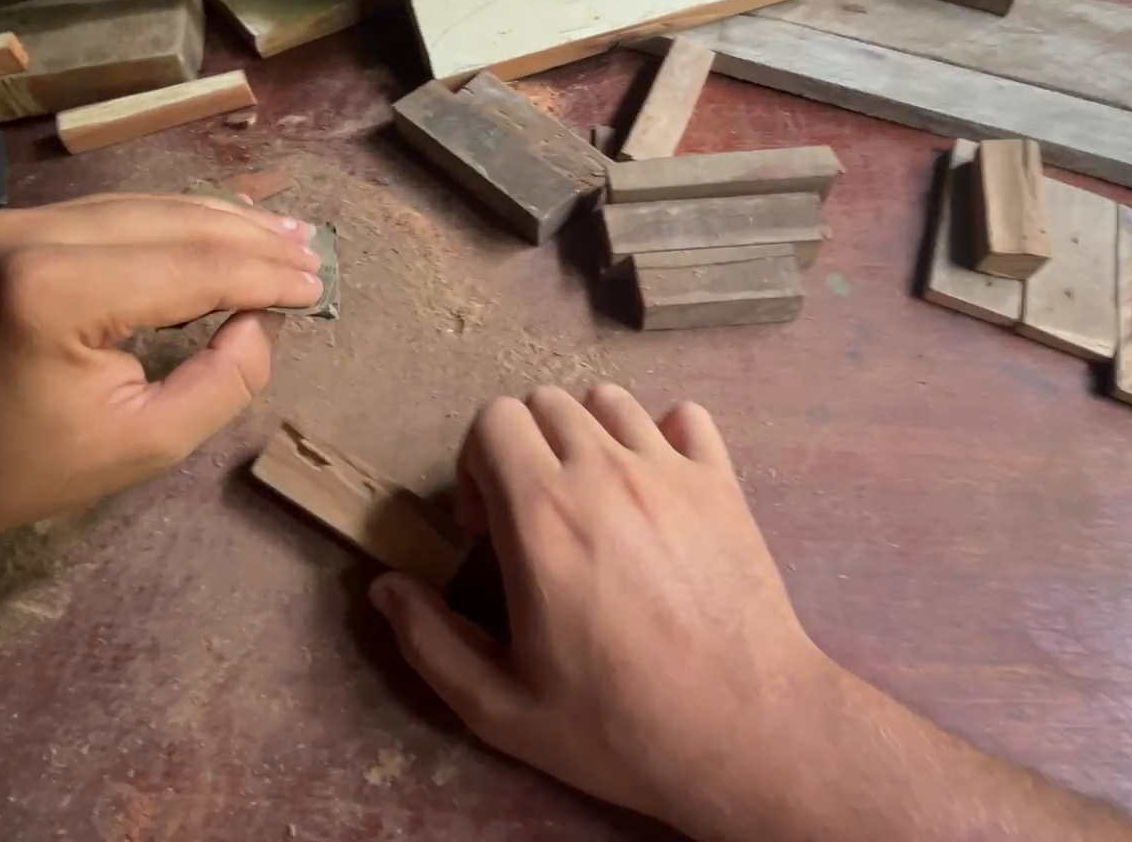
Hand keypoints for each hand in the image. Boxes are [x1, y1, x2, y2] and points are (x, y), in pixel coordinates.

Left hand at [0, 194, 324, 551]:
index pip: (197, 268)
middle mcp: (32, 235)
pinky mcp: (8, 226)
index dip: (268, 277)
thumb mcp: (145, 446)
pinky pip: (117, 214)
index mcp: (57, 293)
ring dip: (223, 222)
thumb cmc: (21, 471)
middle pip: (178, 222)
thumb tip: (263, 319)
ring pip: (151, 206)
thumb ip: (224, 382)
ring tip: (284, 234)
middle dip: (255, 239)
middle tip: (315, 254)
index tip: (319, 287)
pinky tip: (218, 231)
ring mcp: (12, 221)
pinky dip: (178, 225)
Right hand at [367, 385, 828, 836]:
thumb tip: (385, 587)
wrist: (747, 732)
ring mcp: (668, 469)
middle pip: (544, 401)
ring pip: (608, 398)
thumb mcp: (502, 706)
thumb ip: (431, 641)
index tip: (489, 527)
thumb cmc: (619, 723)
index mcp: (541, 514)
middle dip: (524, 446)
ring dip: (586, 433)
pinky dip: (665, 433)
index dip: (476, 464)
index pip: (492, 420)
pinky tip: (660, 482)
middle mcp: (602, 471)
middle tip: (535, 510)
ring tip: (594, 492)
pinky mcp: (721, 479)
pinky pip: (685, 416)